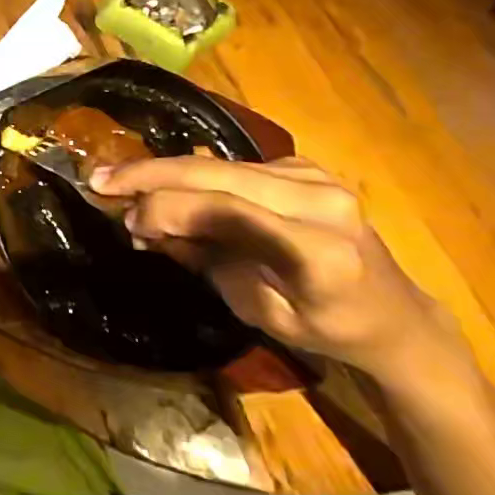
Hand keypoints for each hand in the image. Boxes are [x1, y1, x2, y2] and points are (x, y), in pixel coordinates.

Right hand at [90, 156, 466, 382]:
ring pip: (220, 165)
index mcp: (317, 251)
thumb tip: (143, 224)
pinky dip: (194, 177)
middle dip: (153, 174)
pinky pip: (234, 167)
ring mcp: (315, 176)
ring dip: (166, 174)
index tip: (123, 215)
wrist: (394, 312)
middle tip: (100, 178)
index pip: (229, 212)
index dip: (169, 207)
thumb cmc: (327, 329)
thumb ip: (205, 260)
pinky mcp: (305, 167)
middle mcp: (320, 200)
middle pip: (219, 173)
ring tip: (123, 186)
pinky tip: (168, 190)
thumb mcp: (259, 310)